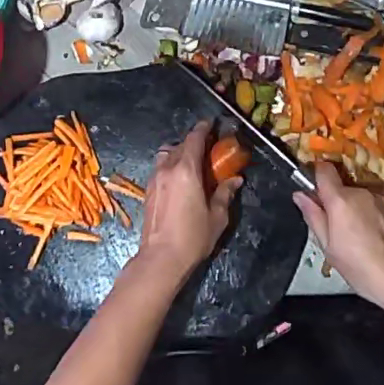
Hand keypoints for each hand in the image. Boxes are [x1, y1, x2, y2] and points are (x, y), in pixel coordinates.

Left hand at [134, 120, 239, 283]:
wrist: (160, 259)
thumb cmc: (192, 237)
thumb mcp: (217, 216)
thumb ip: (225, 193)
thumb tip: (235, 180)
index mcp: (186, 169)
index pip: (194, 138)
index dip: (203, 128)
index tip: (211, 125)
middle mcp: (167, 168)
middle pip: (179, 145)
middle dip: (192, 142)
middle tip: (206, 149)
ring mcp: (154, 179)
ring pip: (166, 155)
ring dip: (178, 153)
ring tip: (191, 165)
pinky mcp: (148, 191)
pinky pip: (160, 169)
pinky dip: (170, 167)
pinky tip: (179, 182)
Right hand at [294, 162, 383, 310]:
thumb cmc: (363, 270)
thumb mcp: (330, 249)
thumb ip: (314, 217)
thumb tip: (300, 195)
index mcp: (341, 199)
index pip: (324, 169)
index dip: (318, 178)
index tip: (316, 195)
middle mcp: (363, 192)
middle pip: (345, 189)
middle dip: (340, 204)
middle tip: (342, 232)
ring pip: (364, 200)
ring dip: (360, 212)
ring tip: (366, 241)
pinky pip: (381, 208)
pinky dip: (378, 219)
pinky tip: (383, 242)